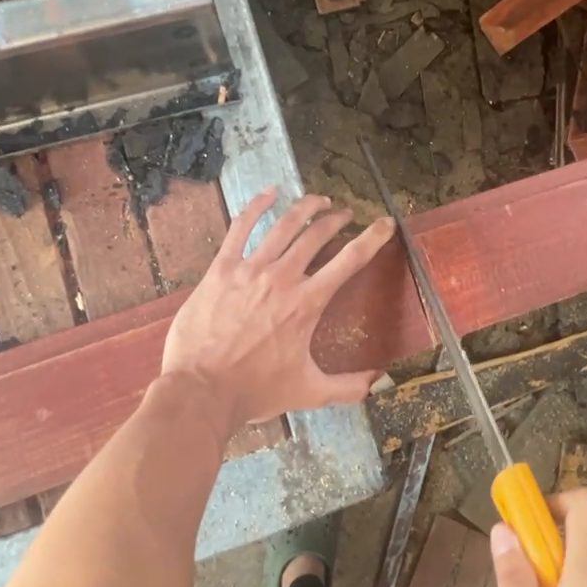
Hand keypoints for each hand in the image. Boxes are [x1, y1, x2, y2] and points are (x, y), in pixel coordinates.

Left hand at [162, 189, 394, 424]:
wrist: (201, 390)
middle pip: (317, 235)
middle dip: (336, 220)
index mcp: (308, 303)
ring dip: (305, 209)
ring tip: (318, 200)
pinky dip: (256, 207)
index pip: (349, 261)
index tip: (384, 223)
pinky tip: (269, 194)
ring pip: (283, 226)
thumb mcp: (310, 392)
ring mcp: (249, 270)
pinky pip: (240, 228)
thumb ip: (349, 387)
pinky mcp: (221, 269)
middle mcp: (283, 278)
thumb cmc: (256, 391)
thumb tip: (382, 382)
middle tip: (345, 215)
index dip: (372, 238)